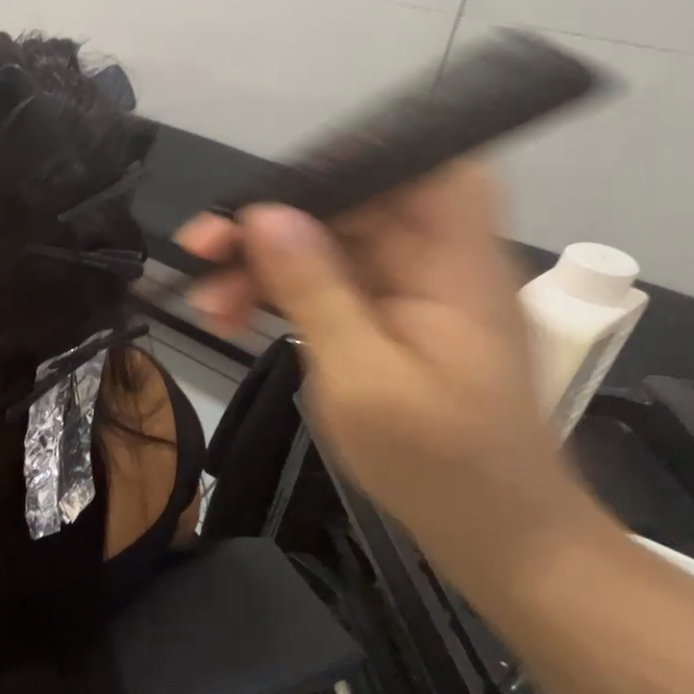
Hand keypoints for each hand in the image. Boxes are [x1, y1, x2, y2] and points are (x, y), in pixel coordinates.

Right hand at [176, 163, 591, 577]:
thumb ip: (316, 290)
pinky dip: (271, 293)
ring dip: (257, 263)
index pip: (430, 172)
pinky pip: (318, 284)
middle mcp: (430, 267)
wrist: (492, 537)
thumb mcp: (364, 377)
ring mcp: (404, 294)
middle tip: (202, 244)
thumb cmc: (439, 462)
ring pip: (321, 245)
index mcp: (452, 268)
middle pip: (351, 208)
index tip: (282, 179)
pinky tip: (225, 315)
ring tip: (204, 299)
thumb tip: (266, 214)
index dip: (364, 156)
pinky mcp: (380, 321)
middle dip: (271, 219)